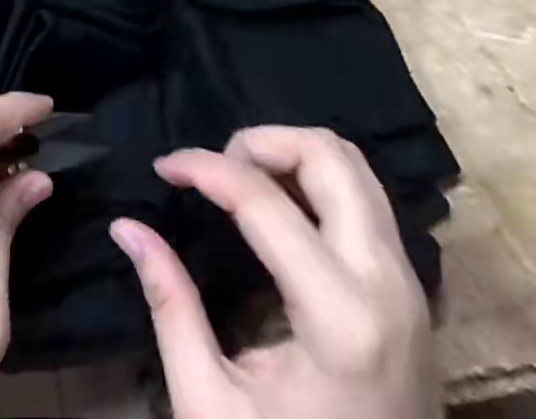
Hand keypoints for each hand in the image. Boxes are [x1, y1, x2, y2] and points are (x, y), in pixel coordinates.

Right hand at [110, 127, 437, 418]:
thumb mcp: (209, 400)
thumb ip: (168, 302)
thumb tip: (126, 227)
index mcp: (340, 318)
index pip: (264, 199)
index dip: (202, 166)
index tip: (163, 166)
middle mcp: (388, 284)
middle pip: (330, 156)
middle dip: (259, 142)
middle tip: (210, 169)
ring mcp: (409, 284)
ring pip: (355, 167)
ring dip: (290, 154)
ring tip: (237, 180)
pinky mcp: (409, 290)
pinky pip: (364, 197)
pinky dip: (314, 178)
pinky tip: (274, 205)